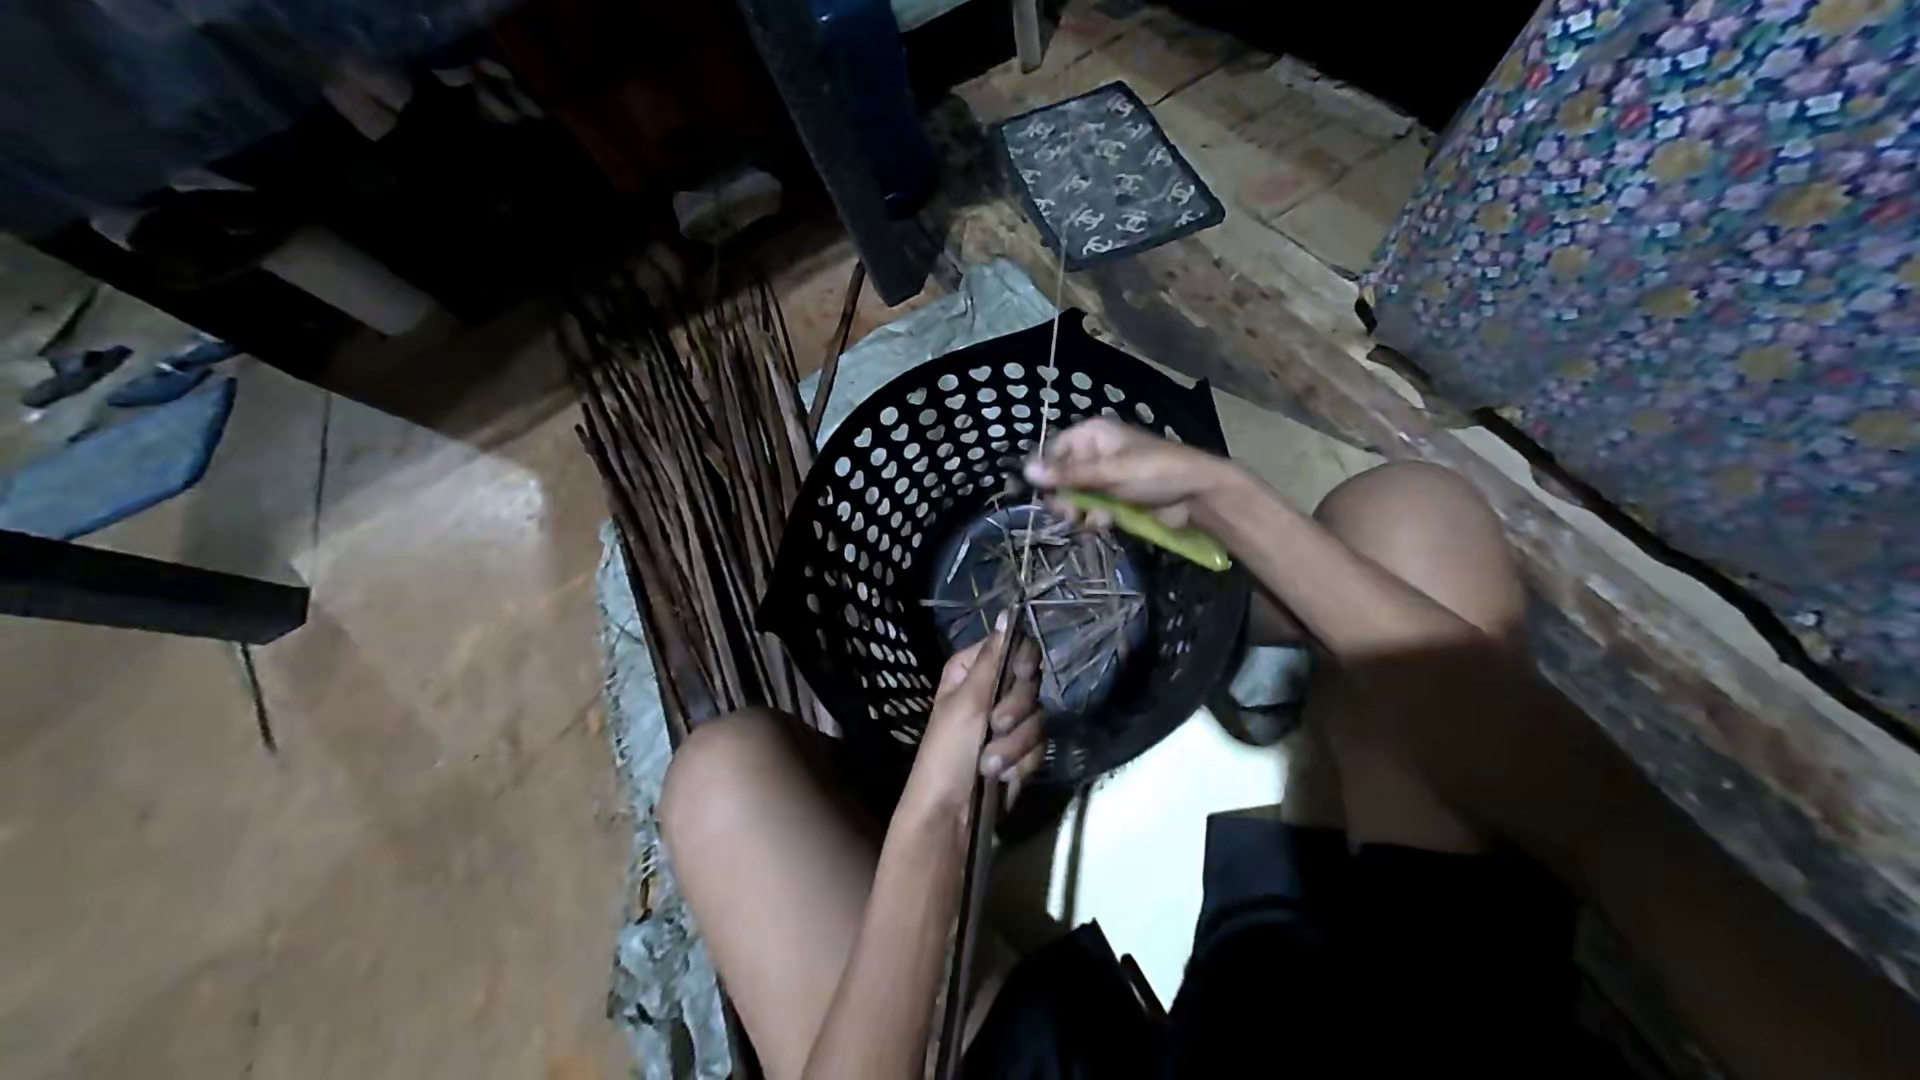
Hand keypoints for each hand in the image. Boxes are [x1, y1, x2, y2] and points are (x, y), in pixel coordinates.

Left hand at [901, 621, 1045, 822]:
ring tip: (990, 765)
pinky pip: (1038, 745)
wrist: (950, 816)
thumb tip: (1008, 611)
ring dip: (1016, 745)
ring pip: (1037, 718)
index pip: (1011, 647)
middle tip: (996, 726)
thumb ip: (993, 658)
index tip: (1022, 674)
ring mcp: (1007, 722)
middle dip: (1016, 711)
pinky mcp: (1021, 750)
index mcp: (970, 671)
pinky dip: (1021, 762)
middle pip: (1029, 682)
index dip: (1022, 661)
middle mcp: (990, 690)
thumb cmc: (947, 752)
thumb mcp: (967, 701)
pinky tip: (1002, 778)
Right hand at [1023, 417, 1241, 529]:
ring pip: (1076, 496)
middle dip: (1065, 497)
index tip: (1043, 494)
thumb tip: (1025, 471)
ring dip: (1081, 511)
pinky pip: (1093, 508)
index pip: (1053, 450)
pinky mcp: (1116, 498)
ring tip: (1096, 519)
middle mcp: (1095, 452)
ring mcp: (1106, 476)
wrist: (1198, 495)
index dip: (1047, 472)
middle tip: (1069, 513)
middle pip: (1062, 476)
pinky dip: (1096, 517)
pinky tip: (1107, 522)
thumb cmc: (1155, 472)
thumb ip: (1067, 474)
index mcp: (1092, 434)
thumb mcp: (1109, 472)